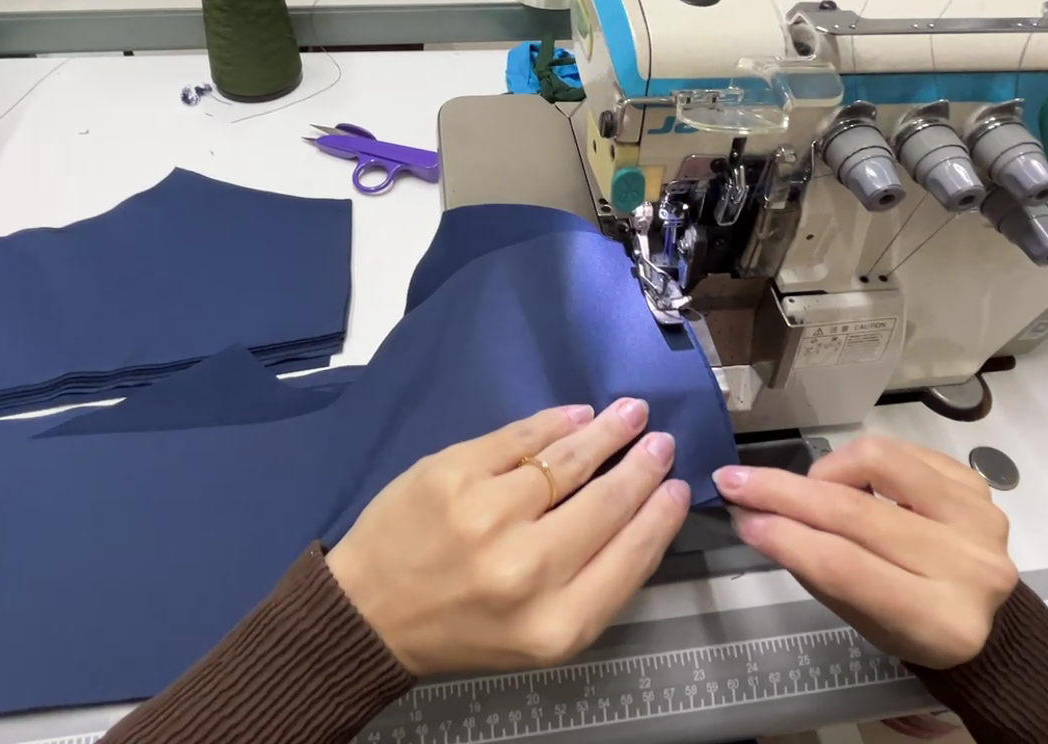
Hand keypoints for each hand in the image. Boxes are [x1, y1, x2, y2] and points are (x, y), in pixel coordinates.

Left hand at [327, 397, 690, 675]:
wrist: (370, 611)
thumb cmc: (463, 626)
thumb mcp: (538, 636)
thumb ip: (592, 584)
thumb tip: (639, 513)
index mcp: (555, 624)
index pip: (630, 558)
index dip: (660, 516)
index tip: (677, 486)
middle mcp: (526, 569)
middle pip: (604, 503)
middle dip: (640, 466)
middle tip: (660, 440)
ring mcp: (486, 513)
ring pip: (566, 460)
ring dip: (605, 431)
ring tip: (630, 412)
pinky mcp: (453, 471)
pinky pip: (520, 437)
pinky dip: (555, 421)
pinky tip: (578, 413)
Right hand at [713, 435, 1016, 668]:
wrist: (981, 614)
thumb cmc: (906, 621)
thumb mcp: (856, 612)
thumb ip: (809, 564)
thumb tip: (750, 514)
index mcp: (939, 622)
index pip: (845, 566)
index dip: (784, 536)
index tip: (738, 514)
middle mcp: (969, 567)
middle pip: (855, 512)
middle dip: (782, 492)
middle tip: (735, 480)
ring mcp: (978, 519)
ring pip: (876, 462)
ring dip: (824, 469)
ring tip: (810, 487)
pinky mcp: (975, 484)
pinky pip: (897, 448)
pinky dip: (859, 460)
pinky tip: (850, 480)